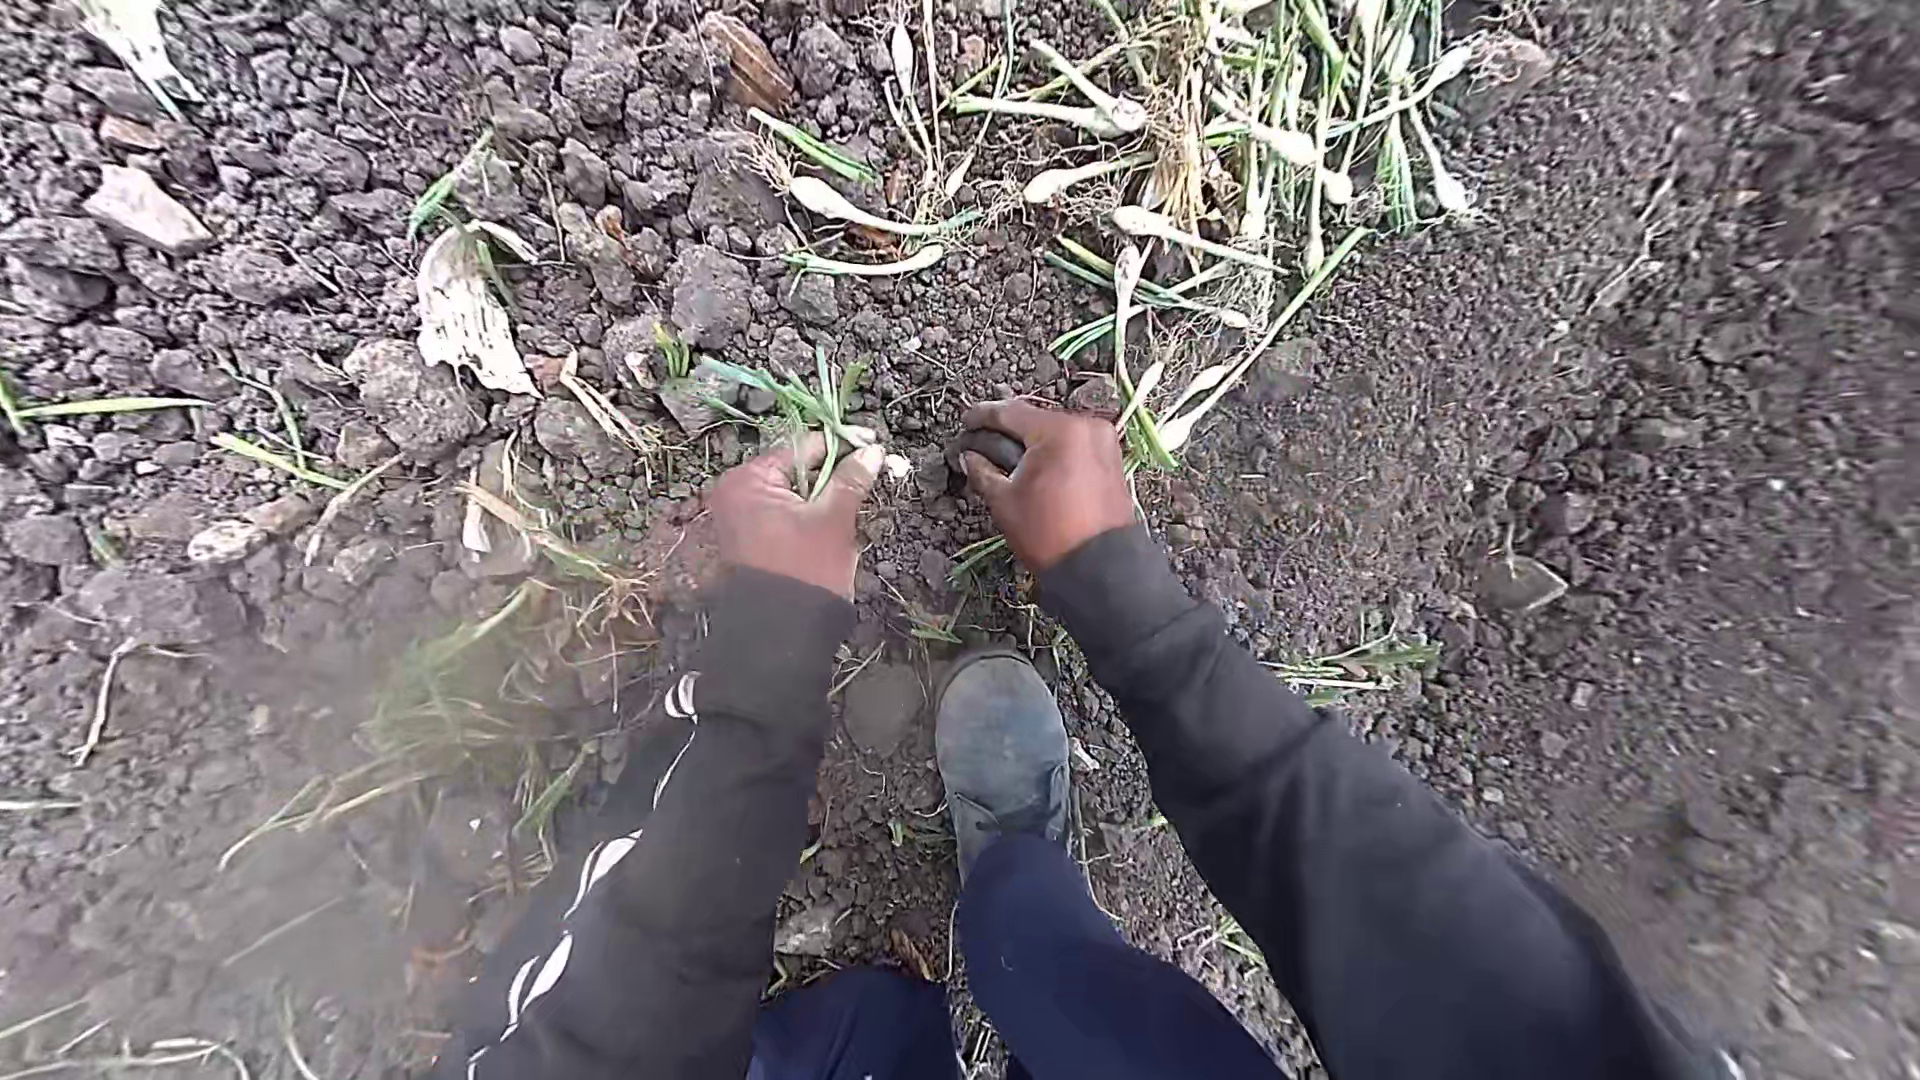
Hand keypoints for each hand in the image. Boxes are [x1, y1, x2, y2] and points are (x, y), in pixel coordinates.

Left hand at [710, 432, 884, 598]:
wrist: (783, 632)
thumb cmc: (805, 570)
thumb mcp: (833, 518)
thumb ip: (851, 479)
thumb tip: (873, 450)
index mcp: (749, 480)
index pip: (803, 447)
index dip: (842, 445)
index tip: (873, 445)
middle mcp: (738, 493)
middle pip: (799, 469)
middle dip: (836, 474)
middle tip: (871, 474)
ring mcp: (744, 517)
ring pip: (797, 492)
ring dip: (828, 496)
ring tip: (857, 504)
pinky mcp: (754, 538)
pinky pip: (790, 513)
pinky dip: (814, 514)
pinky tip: (838, 523)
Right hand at [959, 399, 1135, 571]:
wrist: (1099, 568)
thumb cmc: (1051, 536)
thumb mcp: (1004, 501)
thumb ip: (982, 471)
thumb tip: (969, 457)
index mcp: (1060, 431)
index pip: (1011, 412)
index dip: (982, 416)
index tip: (966, 422)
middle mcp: (1086, 427)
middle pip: (1035, 420)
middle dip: (1007, 432)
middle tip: (981, 443)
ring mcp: (1103, 442)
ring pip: (1055, 433)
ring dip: (1030, 444)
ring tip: (1005, 459)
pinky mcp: (1111, 460)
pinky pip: (1073, 446)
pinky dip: (1052, 453)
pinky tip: (1033, 468)